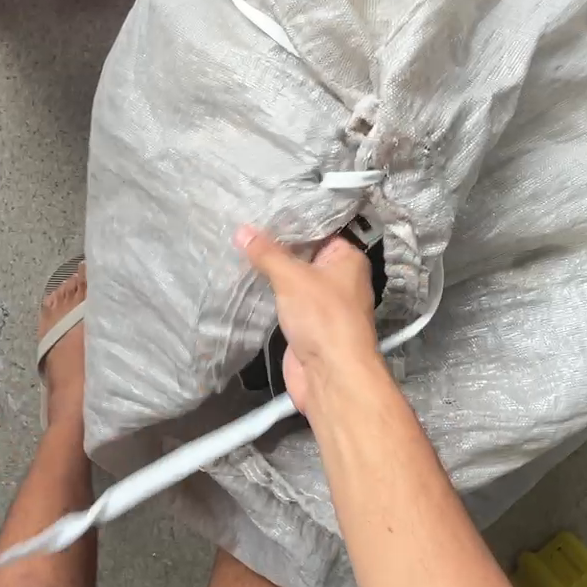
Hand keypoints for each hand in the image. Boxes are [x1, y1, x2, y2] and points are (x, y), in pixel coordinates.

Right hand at [234, 224, 387, 420]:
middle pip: (303, 255)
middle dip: (276, 247)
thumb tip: (242, 230)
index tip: (261, 210)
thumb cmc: (323, 317)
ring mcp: (323, 303)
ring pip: (293, 279)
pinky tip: (246, 280)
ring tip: (238, 249)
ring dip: (271, 272)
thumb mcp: (292, 277)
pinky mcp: (308, 323)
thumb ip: (266, 253)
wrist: (331, 375)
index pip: (318, 230)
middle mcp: (339, 278)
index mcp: (347, 259)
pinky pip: (286, 301)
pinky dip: (270, 294)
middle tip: (243, 227)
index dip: (291, 222)